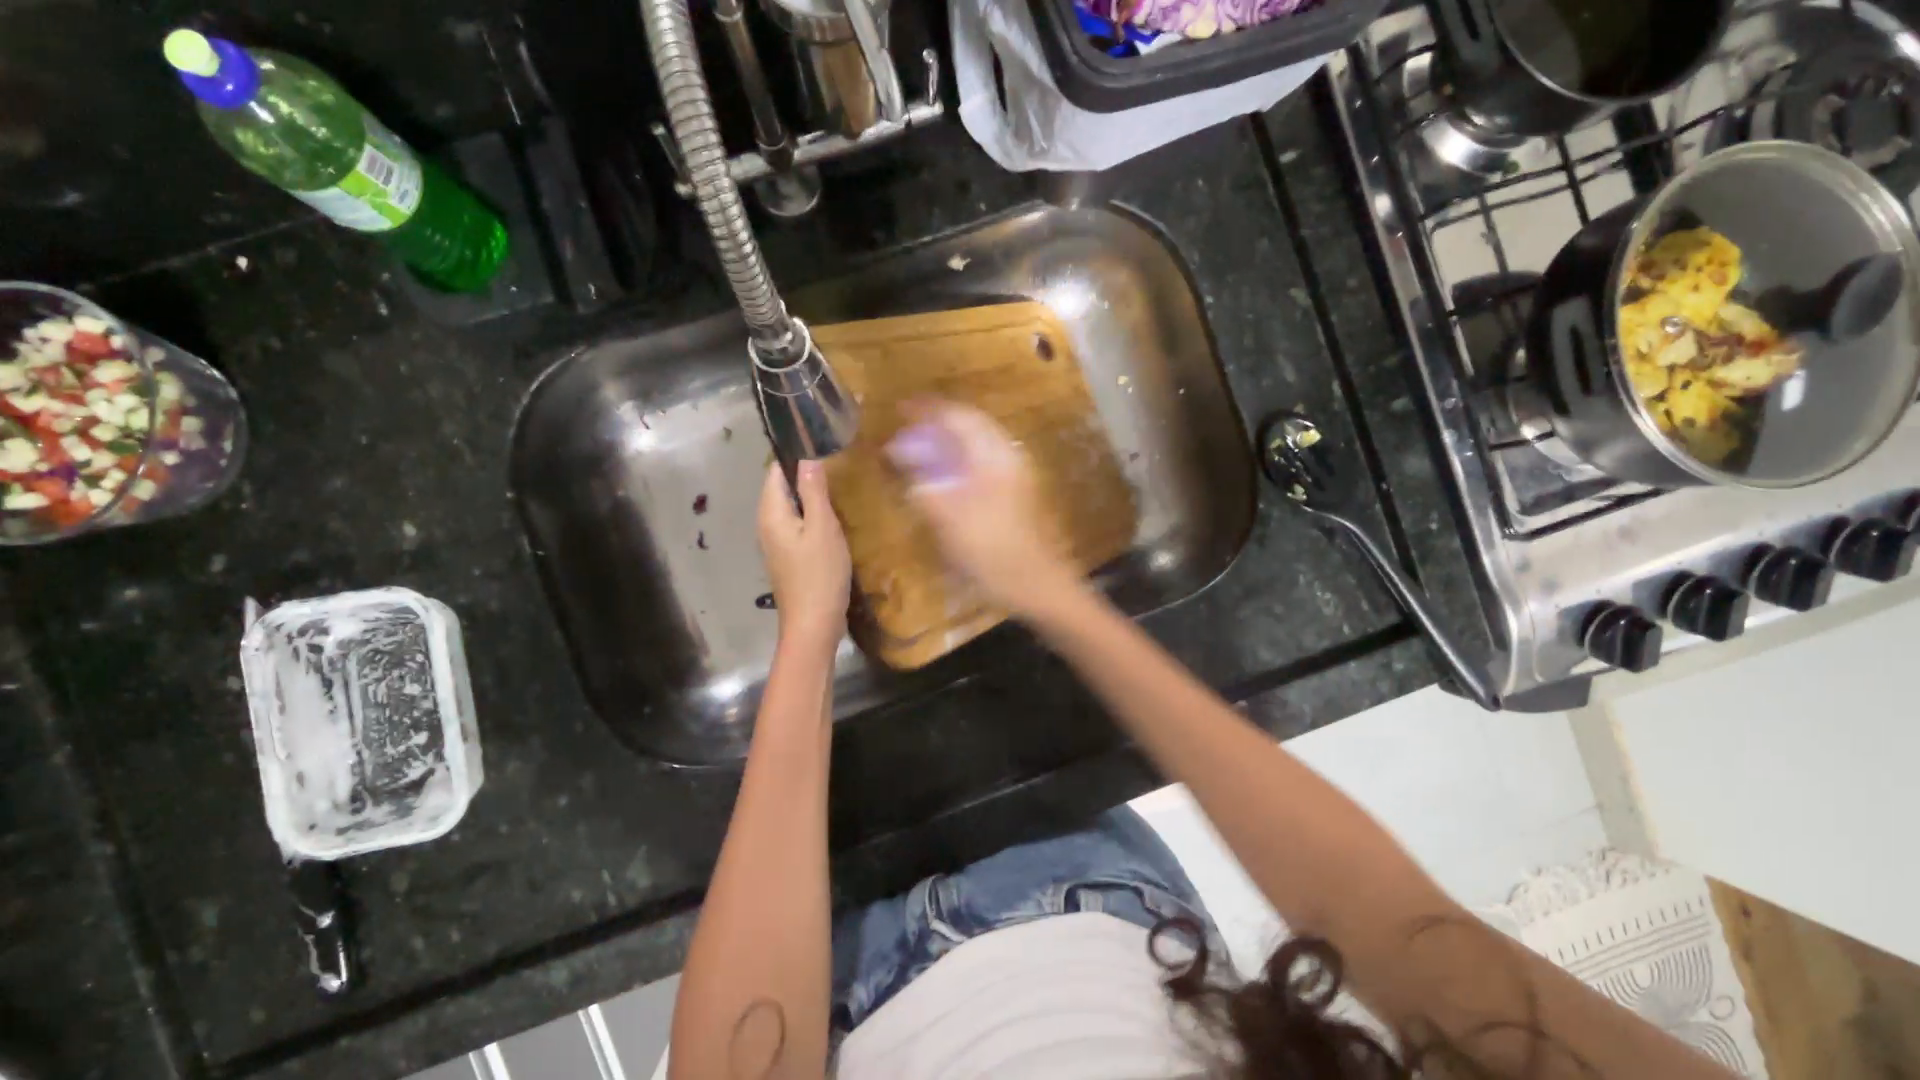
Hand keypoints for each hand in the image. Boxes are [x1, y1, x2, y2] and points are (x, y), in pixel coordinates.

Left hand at [757, 460, 850, 647]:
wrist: (813, 626)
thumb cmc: (819, 575)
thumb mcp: (822, 528)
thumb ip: (814, 491)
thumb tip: (808, 458)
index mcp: (771, 513)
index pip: (776, 471)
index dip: (799, 458)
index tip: (827, 450)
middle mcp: (767, 525)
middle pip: (783, 489)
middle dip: (808, 478)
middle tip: (841, 470)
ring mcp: (776, 544)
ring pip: (793, 509)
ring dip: (813, 500)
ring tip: (842, 492)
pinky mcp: (789, 558)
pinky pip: (799, 527)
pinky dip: (814, 520)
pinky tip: (836, 523)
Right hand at [885, 399, 1077, 614]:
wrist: (1040, 588)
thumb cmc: (994, 554)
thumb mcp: (950, 520)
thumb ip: (924, 482)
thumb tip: (901, 453)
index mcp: (994, 456)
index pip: (959, 416)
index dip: (928, 410)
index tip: (900, 409)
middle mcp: (1008, 457)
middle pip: (971, 425)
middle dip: (938, 423)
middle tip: (908, 428)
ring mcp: (1015, 476)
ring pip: (978, 444)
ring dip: (949, 441)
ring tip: (920, 448)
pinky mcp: (1016, 495)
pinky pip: (982, 463)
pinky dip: (959, 460)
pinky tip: (943, 476)